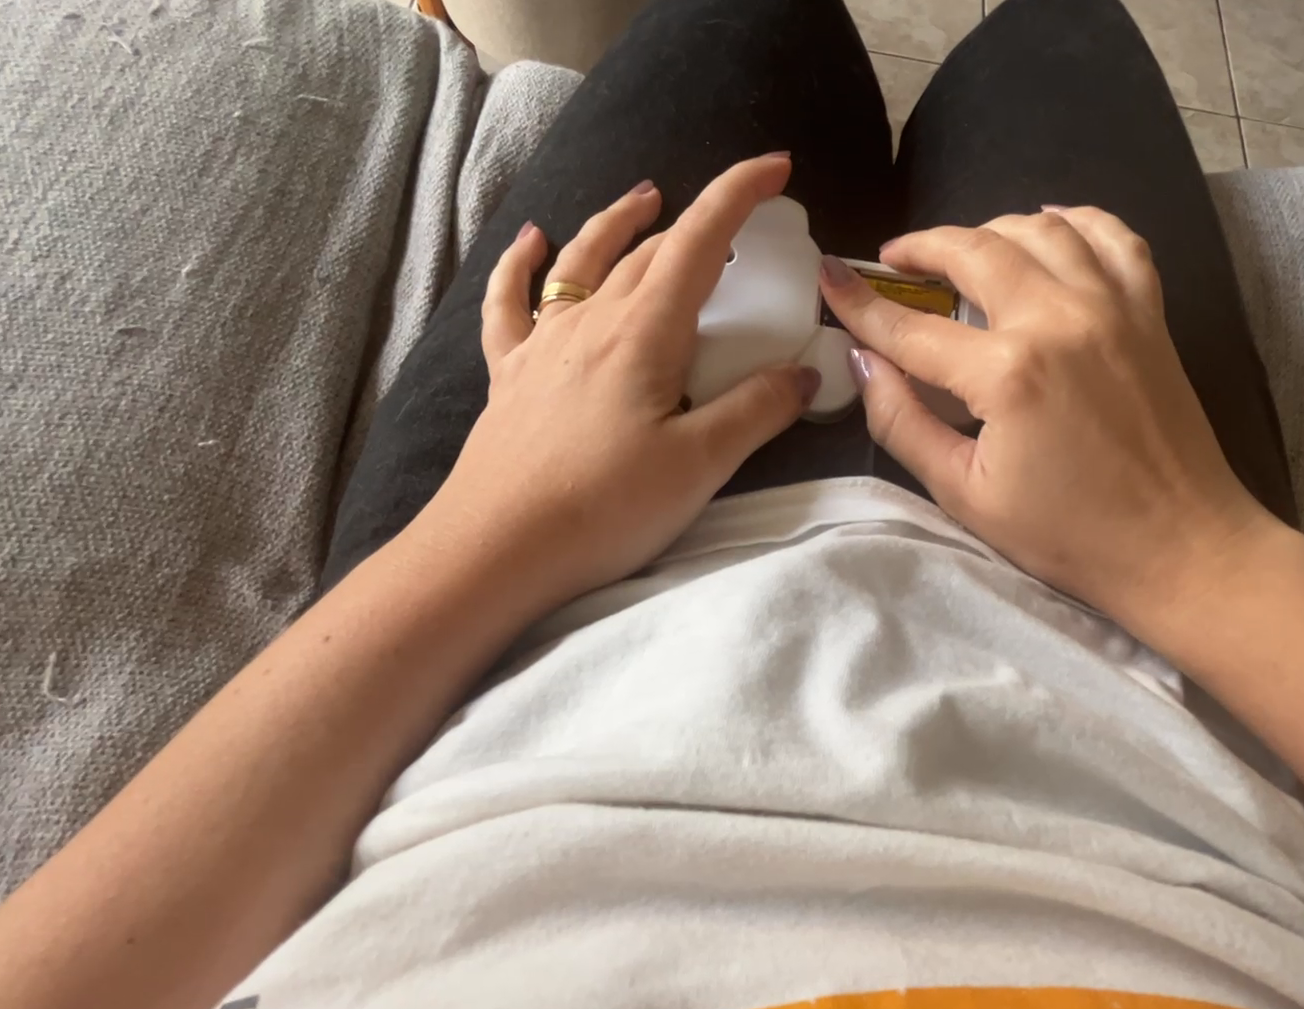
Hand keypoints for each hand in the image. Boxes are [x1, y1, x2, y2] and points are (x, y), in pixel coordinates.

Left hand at [405, 154, 820, 609]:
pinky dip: (521, 267)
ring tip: (643, 198)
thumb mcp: (701, 463)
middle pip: (648, 252)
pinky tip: (532, 244)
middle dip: (696, 223)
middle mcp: (591, 323)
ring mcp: (543, 345)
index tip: (776, 166)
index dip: (738, 195)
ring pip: (583, 263)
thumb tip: (804, 374)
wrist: (499, 548)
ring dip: (617, 224)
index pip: (698, 242)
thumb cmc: (606, 506)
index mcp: (643, 332)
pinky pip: (510, 304)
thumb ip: (757, 410)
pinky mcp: (510, 376)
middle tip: (733, 222)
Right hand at [819, 206, 1282, 629]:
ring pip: (1039, 229)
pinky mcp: (1149, 312)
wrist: (1180, 546)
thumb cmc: (1067, 535)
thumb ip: (903, 423)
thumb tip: (864, 362)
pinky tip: (1047, 224)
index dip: (861, 303)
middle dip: (922, 248)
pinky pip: (1112, 235)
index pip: (913, 327)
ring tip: (958, 251)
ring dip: (988, 229)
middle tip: (892, 260)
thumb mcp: (964, 494)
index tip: (829, 277)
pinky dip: (1073, 219)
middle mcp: (1059, 318)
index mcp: (1007, 373)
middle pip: (975, 252)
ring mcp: (1112, 306)